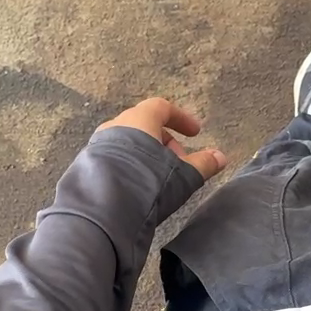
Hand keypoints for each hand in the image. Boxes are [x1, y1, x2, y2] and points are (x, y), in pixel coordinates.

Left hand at [99, 98, 226, 180]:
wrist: (104, 203)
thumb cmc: (149, 179)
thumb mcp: (185, 174)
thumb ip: (204, 164)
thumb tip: (221, 157)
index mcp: (140, 120)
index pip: (162, 108)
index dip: (182, 119)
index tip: (196, 133)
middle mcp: (116, 126)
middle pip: (145, 125)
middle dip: (166, 142)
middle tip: (180, 163)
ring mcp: (99, 144)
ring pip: (129, 143)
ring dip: (148, 155)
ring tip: (160, 177)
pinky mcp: (89, 164)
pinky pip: (116, 157)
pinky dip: (132, 165)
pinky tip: (140, 185)